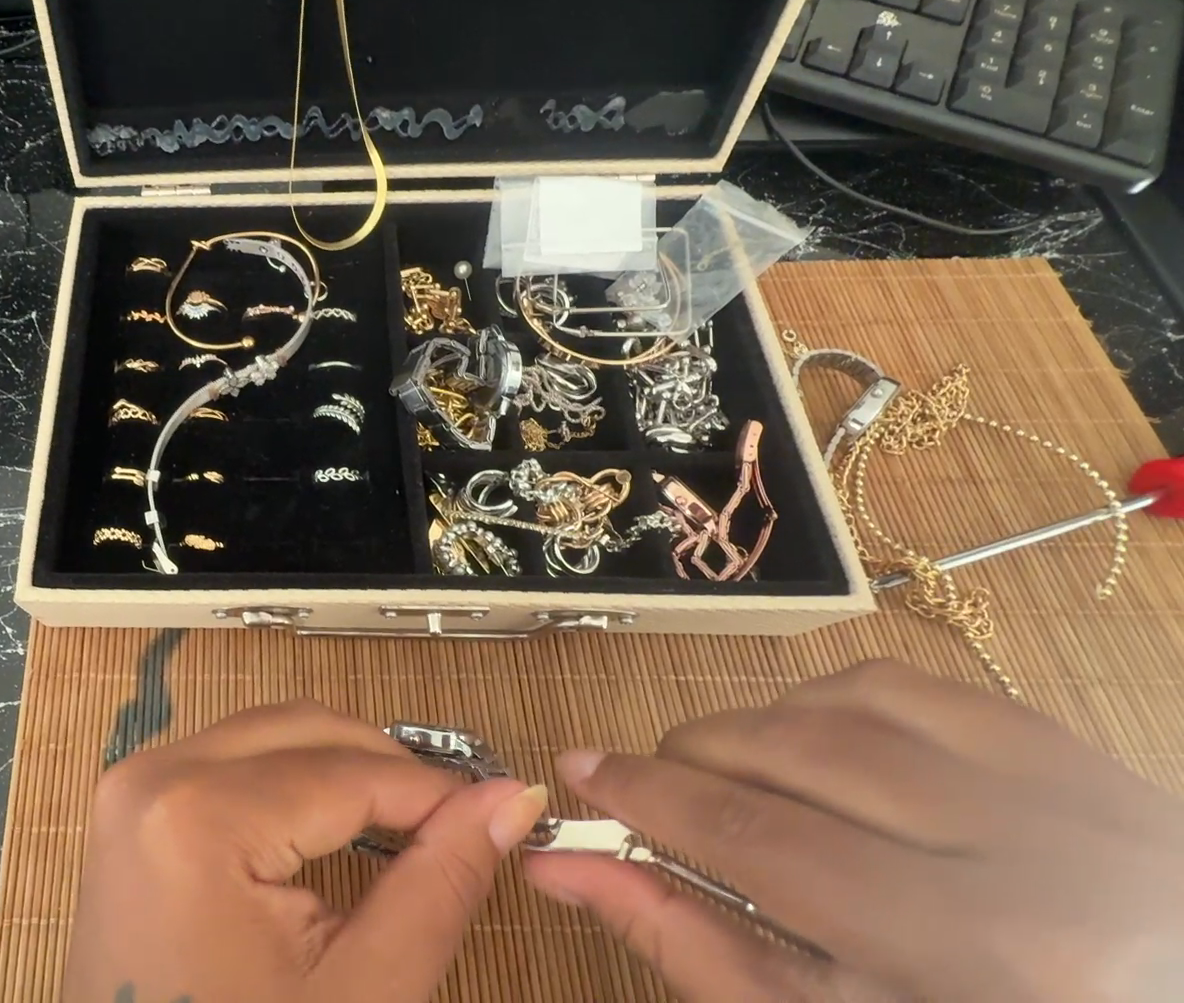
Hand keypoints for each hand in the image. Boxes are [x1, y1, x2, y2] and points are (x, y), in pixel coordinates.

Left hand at [64, 700, 550, 1002]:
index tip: (495, 805)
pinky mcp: (135, 804)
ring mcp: (135, 785)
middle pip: (302, 731)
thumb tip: (507, 802)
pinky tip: (332, 821)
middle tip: (453, 818)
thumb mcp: (357, 991)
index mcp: (198, 815)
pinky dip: (291, 777)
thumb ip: (437, 884)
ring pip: (268, 734)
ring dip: (340, 765)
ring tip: (402, 821)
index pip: (344, 771)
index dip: (430, 789)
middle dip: (386, 767)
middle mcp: (154, 777)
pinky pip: (231, 759)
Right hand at [524, 660, 1183, 1002]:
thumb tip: (560, 867)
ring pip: (843, 701)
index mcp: (993, 954)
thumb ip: (686, 941)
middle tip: (664, 796)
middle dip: (695, 760)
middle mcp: (1050, 852)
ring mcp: (1078, 788)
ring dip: (755, 731)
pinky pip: (905, 685)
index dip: (649, 795)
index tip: (577, 770)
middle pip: (796, 750)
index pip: (764, 836)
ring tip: (745, 784)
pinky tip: (816, 751)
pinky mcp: (1075, 750)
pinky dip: (824, 705)